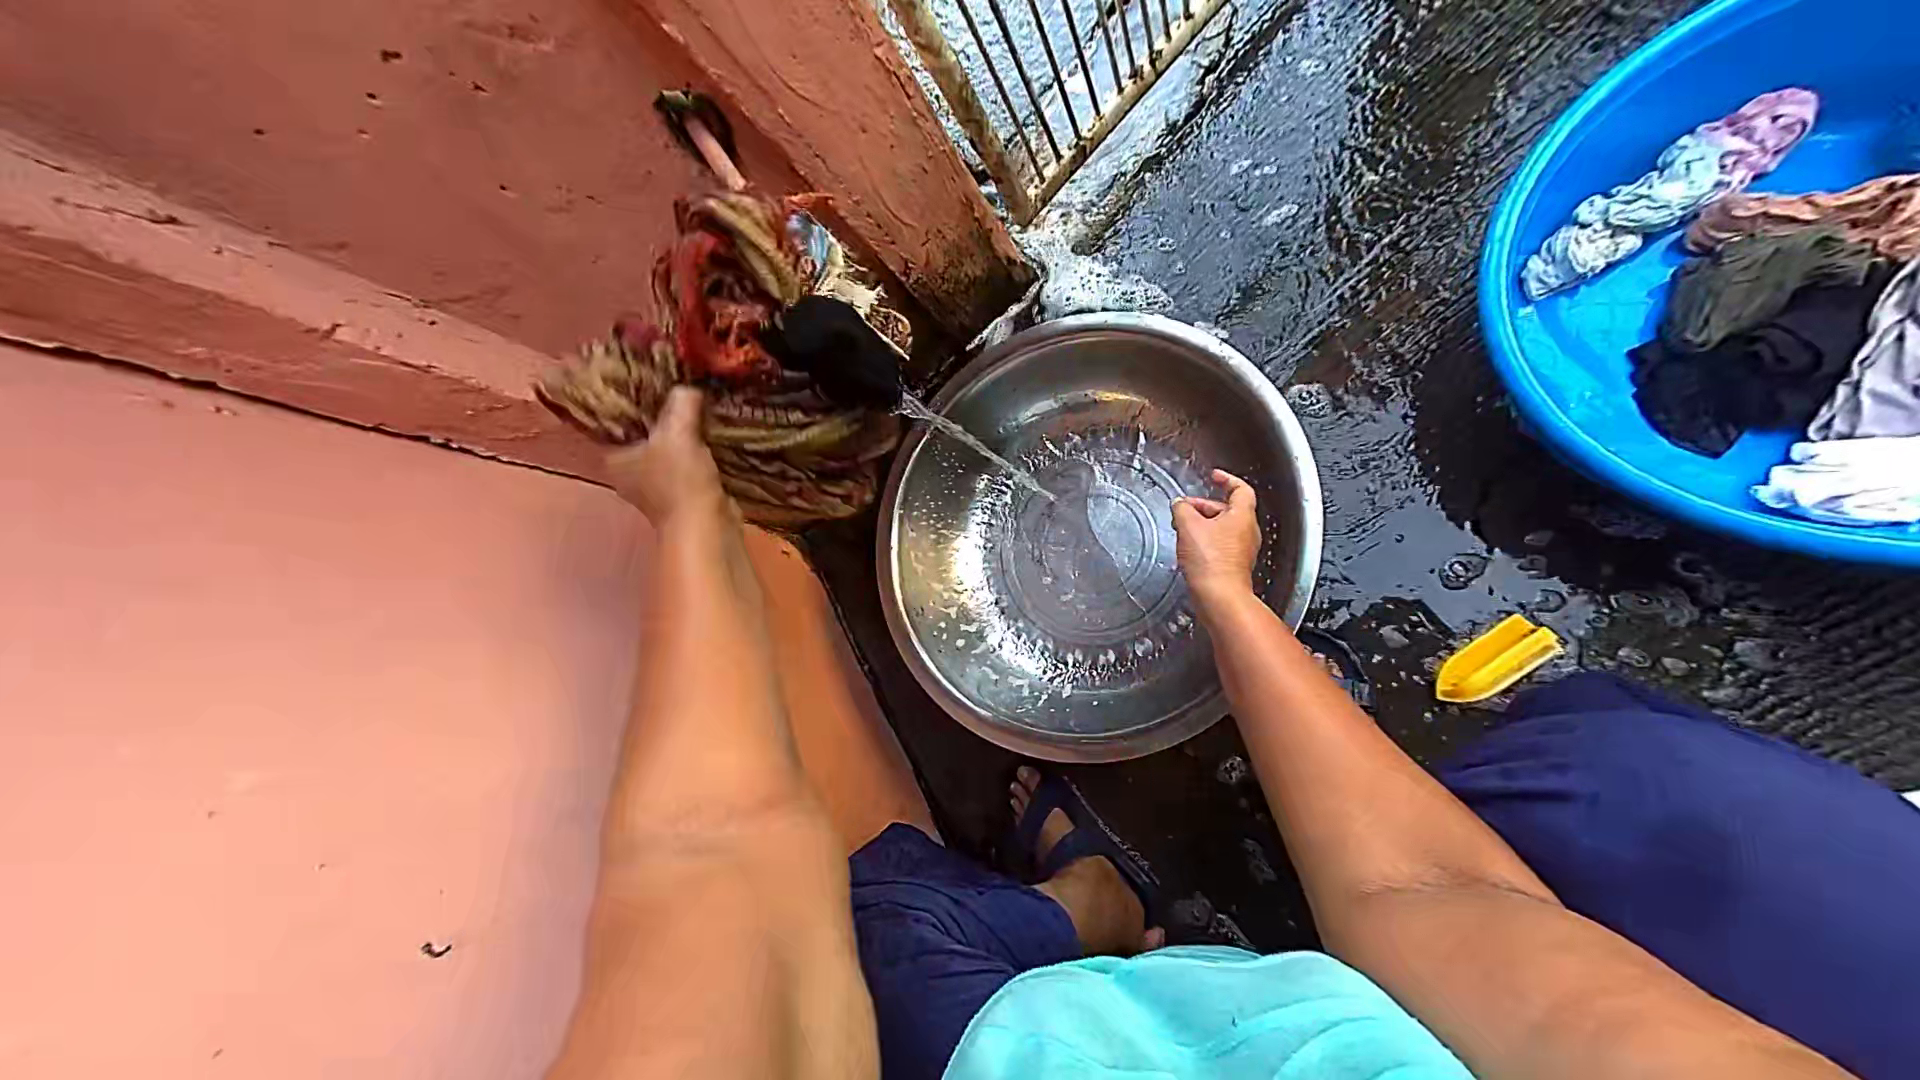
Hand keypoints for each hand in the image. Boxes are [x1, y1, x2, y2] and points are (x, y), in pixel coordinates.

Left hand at [605, 386, 729, 527]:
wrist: (707, 527)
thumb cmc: (680, 481)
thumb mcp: (678, 431)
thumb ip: (681, 403)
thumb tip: (690, 388)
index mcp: (613, 457)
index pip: (616, 418)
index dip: (634, 398)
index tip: (655, 380)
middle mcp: (629, 472)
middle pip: (646, 433)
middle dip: (664, 416)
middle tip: (683, 391)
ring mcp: (656, 486)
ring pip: (668, 449)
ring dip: (684, 435)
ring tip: (702, 410)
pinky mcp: (683, 495)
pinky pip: (688, 463)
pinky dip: (699, 453)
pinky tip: (713, 438)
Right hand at [1172, 469, 1261, 601]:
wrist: (1219, 596)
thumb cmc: (1212, 563)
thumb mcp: (1188, 526)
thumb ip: (1182, 509)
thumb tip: (1179, 504)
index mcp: (1242, 516)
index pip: (1240, 489)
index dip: (1227, 479)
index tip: (1215, 476)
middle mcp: (1247, 532)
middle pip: (1227, 509)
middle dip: (1204, 506)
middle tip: (1185, 507)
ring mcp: (1242, 550)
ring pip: (1222, 528)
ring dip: (1203, 524)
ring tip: (1183, 528)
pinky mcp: (1233, 565)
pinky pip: (1220, 545)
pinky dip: (1205, 541)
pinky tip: (1189, 548)